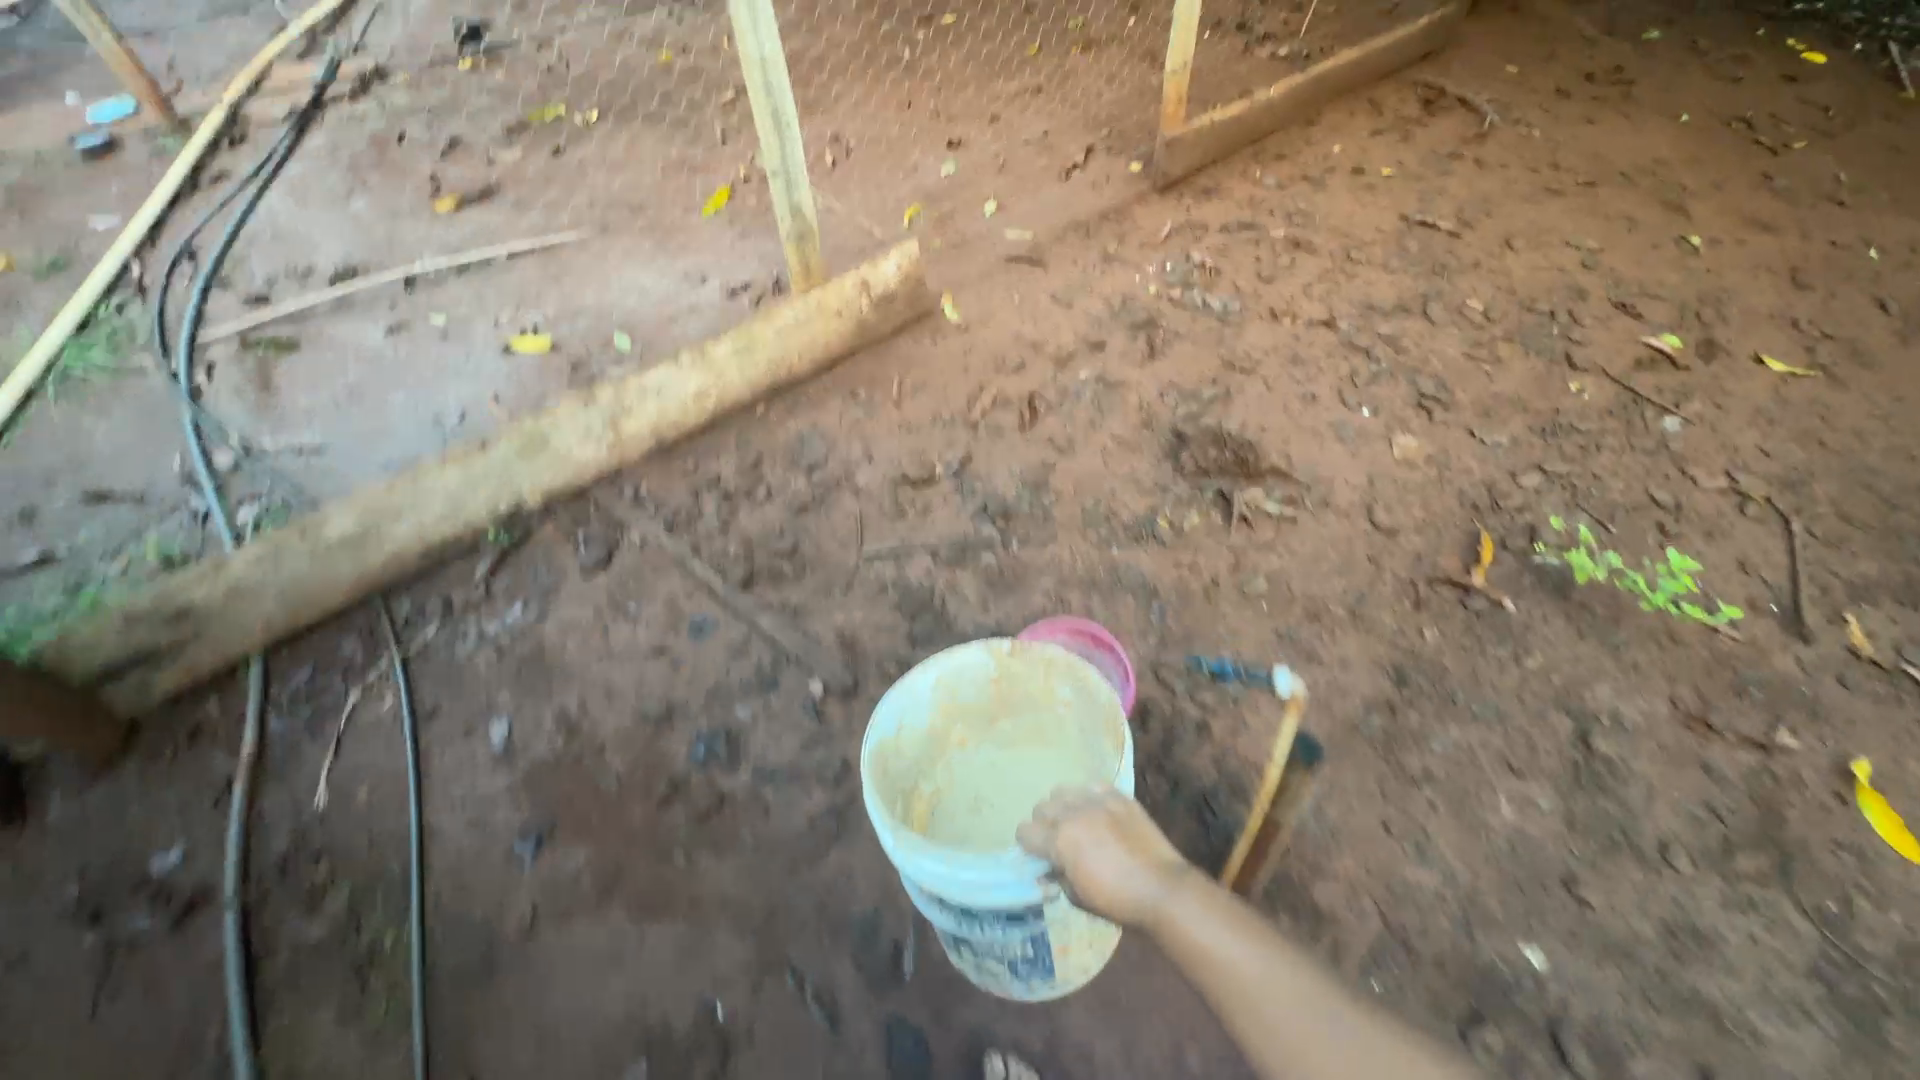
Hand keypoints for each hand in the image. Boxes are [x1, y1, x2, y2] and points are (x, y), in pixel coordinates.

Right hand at [1016, 785, 1196, 930]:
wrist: (1162, 889)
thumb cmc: (1117, 901)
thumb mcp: (1076, 897)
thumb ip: (1056, 875)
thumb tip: (1049, 866)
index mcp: (1059, 840)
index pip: (1024, 831)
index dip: (1029, 845)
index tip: (1039, 855)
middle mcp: (1074, 814)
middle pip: (1041, 807)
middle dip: (1044, 825)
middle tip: (1059, 842)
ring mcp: (1098, 801)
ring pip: (1063, 791)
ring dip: (1064, 807)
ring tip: (1078, 823)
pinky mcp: (1119, 797)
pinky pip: (1093, 786)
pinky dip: (1090, 798)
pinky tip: (1099, 814)